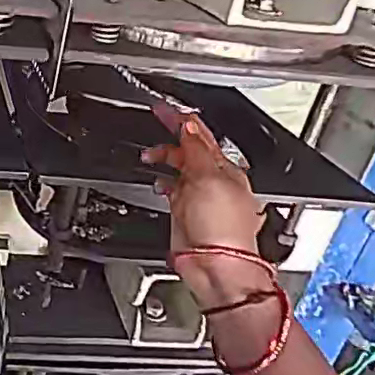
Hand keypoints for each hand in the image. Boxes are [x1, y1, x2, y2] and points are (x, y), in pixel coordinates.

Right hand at [141, 102, 271, 307]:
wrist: (215, 266)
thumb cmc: (222, 229)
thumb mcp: (208, 178)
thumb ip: (196, 150)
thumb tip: (189, 125)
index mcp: (225, 170)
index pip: (202, 136)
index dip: (182, 120)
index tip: (164, 108)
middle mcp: (213, 182)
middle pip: (190, 149)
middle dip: (172, 135)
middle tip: (155, 120)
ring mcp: (198, 198)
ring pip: (178, 167)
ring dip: (164, 158)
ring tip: (149, 156)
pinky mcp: (184, 213)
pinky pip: (171, 189)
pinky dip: (162, 182)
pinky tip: (158, 183)